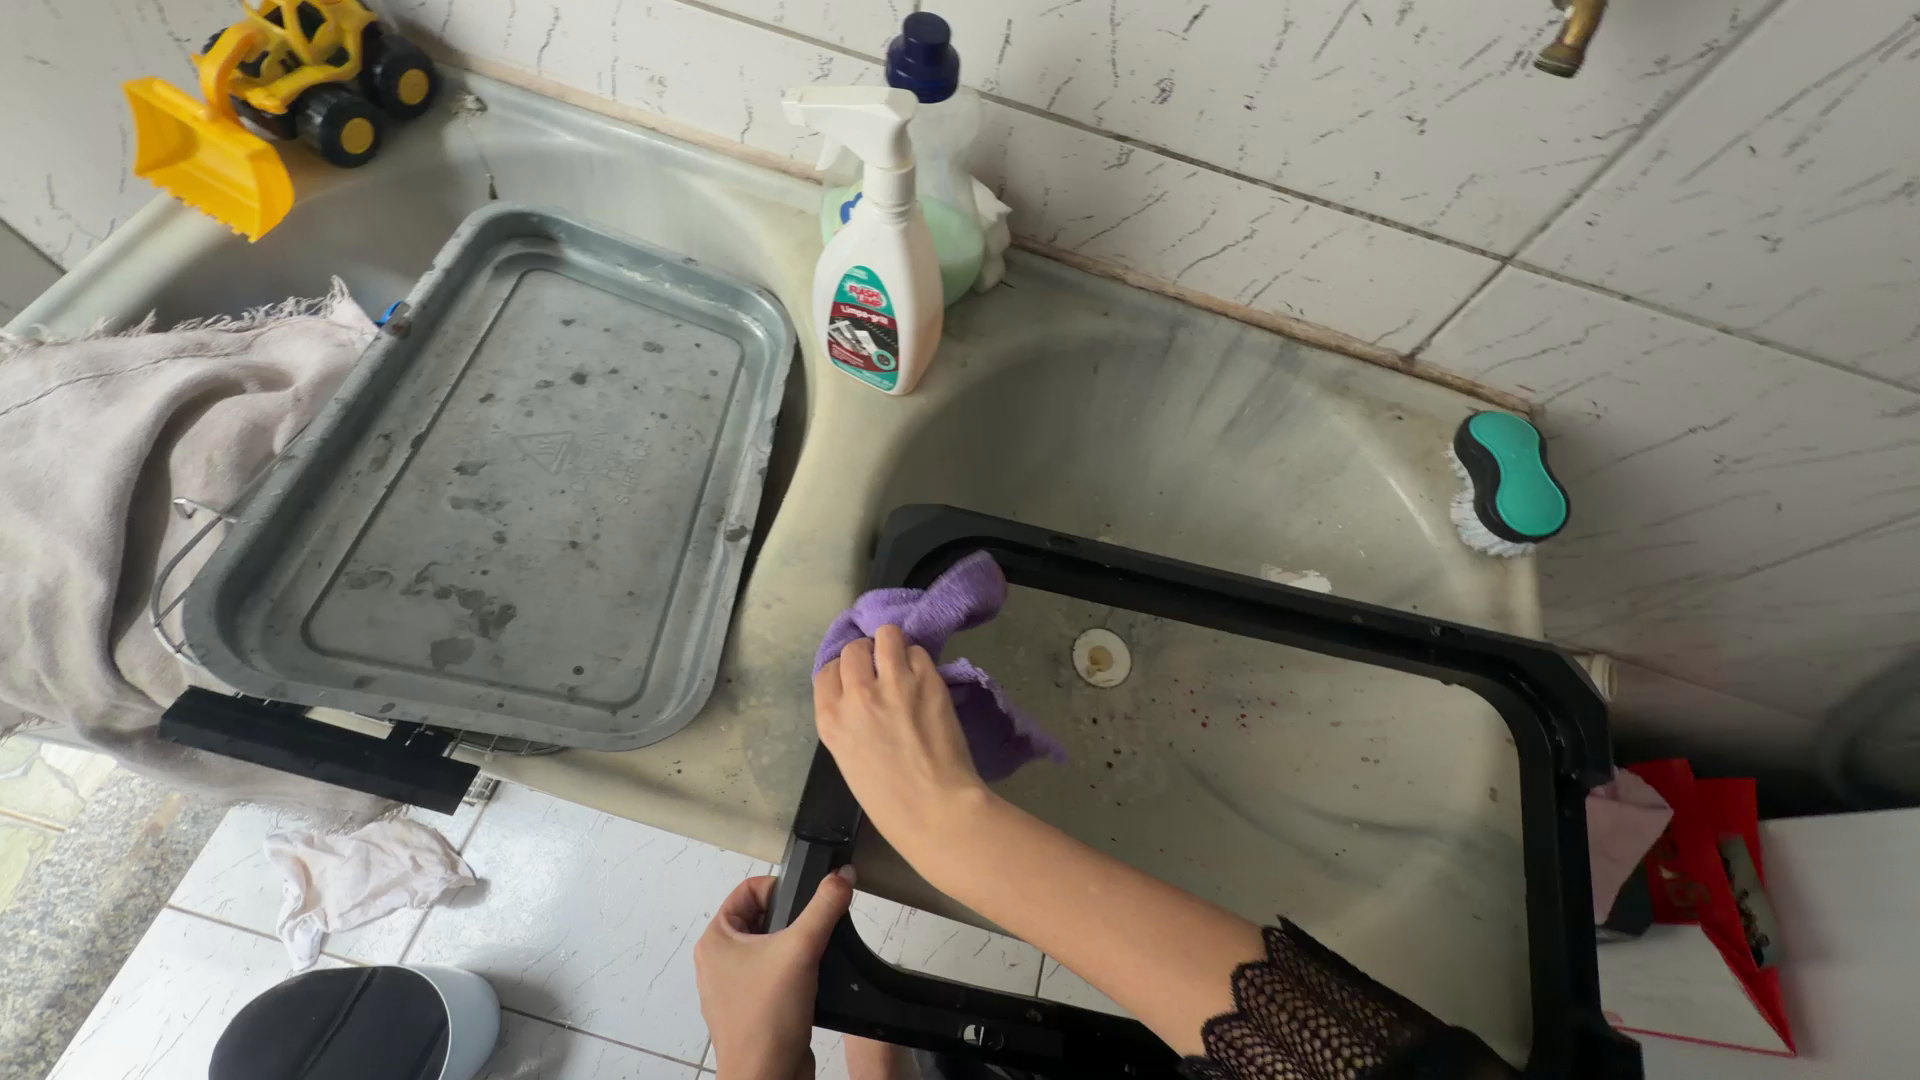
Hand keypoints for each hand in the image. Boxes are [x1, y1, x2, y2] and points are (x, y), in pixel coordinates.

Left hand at [695, 868, 854, 1079]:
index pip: (749, 889)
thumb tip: (845, 873)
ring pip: (770, 945)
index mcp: (715, 940)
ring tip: (817, 950)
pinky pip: (773, 972)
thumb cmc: (770, 1013)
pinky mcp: (750, 1009)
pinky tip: (813, 976)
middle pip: (761, 915)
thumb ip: (825, 906)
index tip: (808, 900)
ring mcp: (732, 987)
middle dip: (792, 917)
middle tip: (817, 926)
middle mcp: (718, 960)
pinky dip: (793, 969)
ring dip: (795, 944)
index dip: (781, 887)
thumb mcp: (802, 949)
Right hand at [814, 625, 991, 861]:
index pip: (827, 670)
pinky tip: (924, 678)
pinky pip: (918, 651)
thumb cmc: (889, 800)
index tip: (857, 679)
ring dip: (893, 644)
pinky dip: (919, 660)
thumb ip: (849, 721)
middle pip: (854, 649)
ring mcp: (893, 682)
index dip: (843, 671)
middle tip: (882, 669)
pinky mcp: (927, 679)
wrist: (934, 808)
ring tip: (903, 660)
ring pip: (886, 635)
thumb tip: (862, 698)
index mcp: (831, 719)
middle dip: (867, 654)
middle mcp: (857, 693)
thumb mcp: (848, 759)